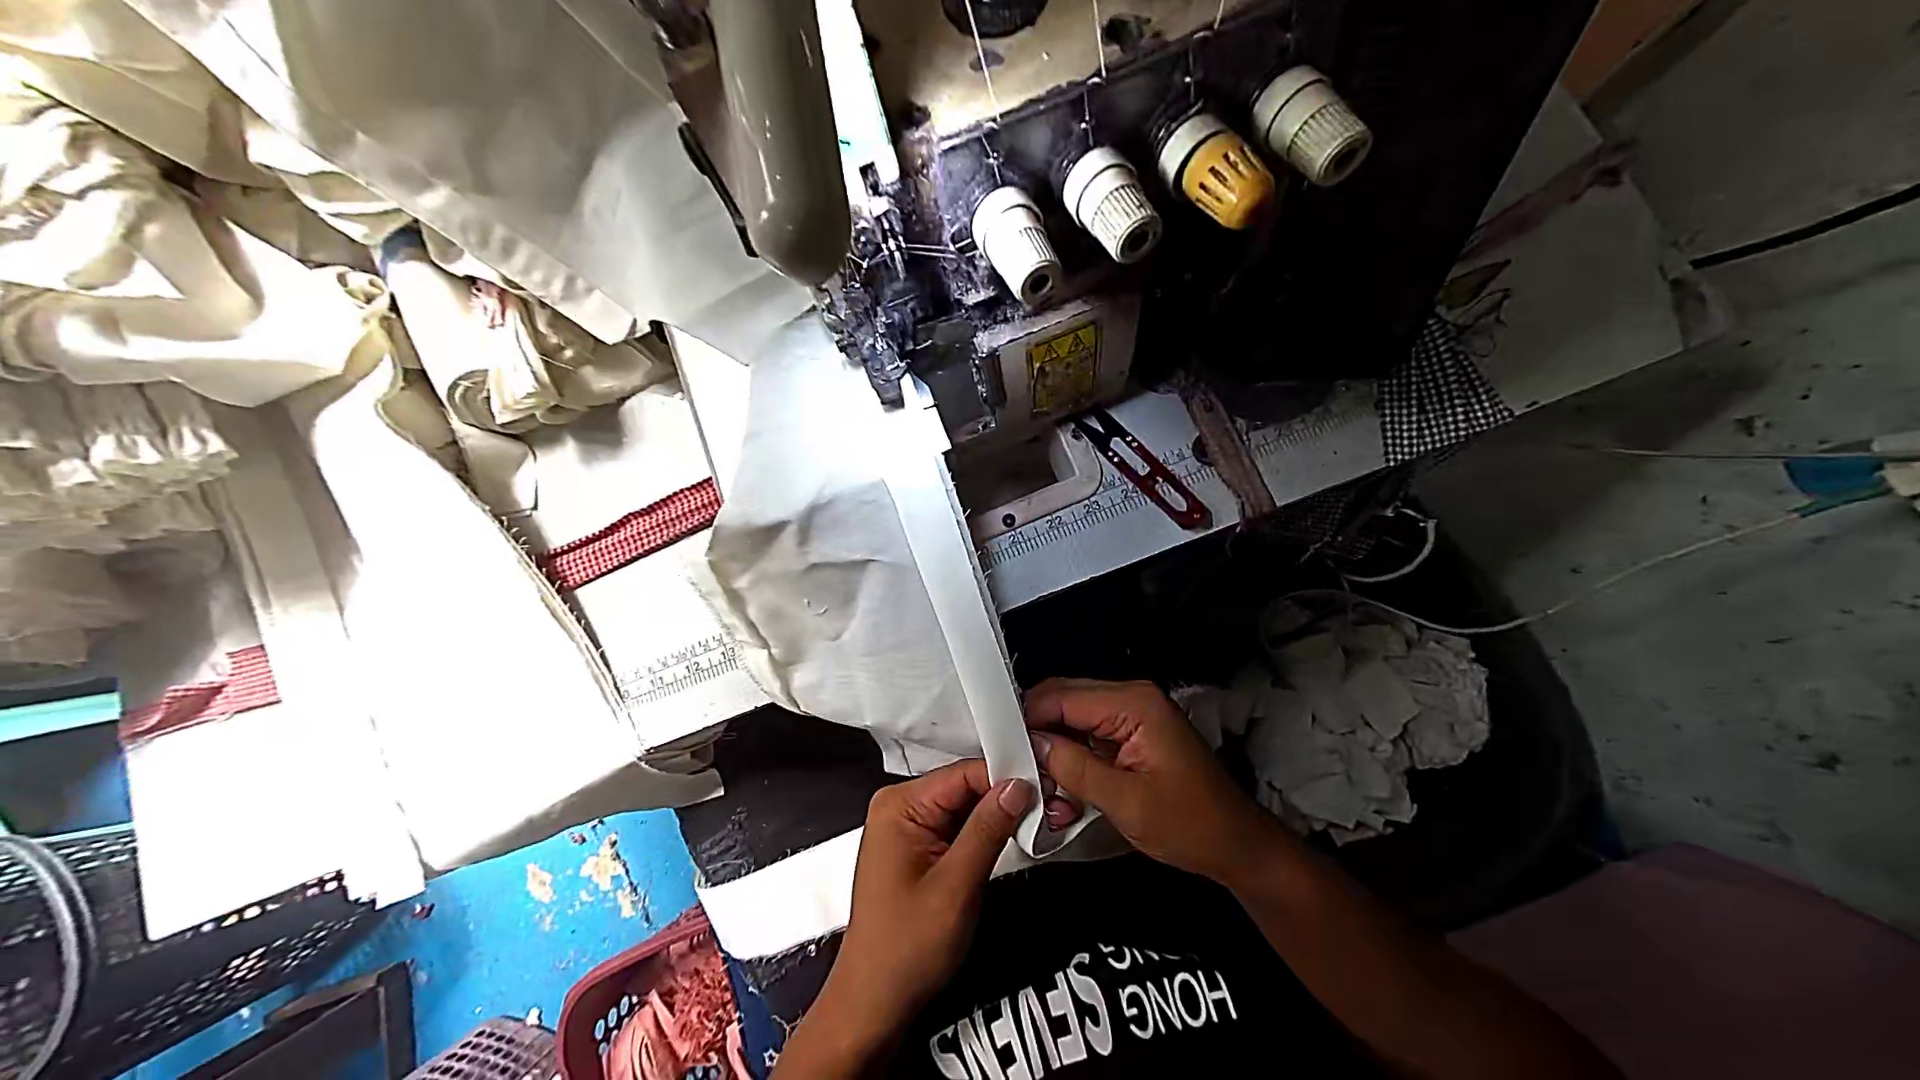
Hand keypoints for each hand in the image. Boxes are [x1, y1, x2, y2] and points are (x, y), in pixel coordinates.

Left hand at [777, 761, 1032, 1075]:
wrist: (875, 999)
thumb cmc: (901, 951)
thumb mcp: (955, 887)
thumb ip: (988, 830)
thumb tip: (1015, 788)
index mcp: (898, 806)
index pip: (964, 773)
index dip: (1006, 778)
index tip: (1043, 787)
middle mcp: (898, 808)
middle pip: (966, 786)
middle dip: (1005, 798)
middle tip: (1045, 810)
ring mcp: (907, 826)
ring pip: (965, 805)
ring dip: (998, 816)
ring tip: (1031, 826)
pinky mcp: (917, 845)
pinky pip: (958, 825)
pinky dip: (984, 833)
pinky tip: (1007, 841)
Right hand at [1025, 677, 1284, 885]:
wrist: (1237, 845)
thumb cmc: (1196, 824)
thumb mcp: (1126, 801)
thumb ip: (1073, 768)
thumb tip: (1034, 745)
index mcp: (1135, 704)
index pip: (1061, 696)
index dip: (1028, 719)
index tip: (1004, 746)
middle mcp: (1132, 699)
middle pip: (1062, 701)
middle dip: (1038, 735)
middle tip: (1020, 770)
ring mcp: (1131, 716)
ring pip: (1070, 719)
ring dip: (1053, 750)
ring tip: (1045, 788)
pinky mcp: (1130, 735)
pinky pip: (1086, 735)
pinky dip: (1070, 759)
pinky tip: (1064, 789)